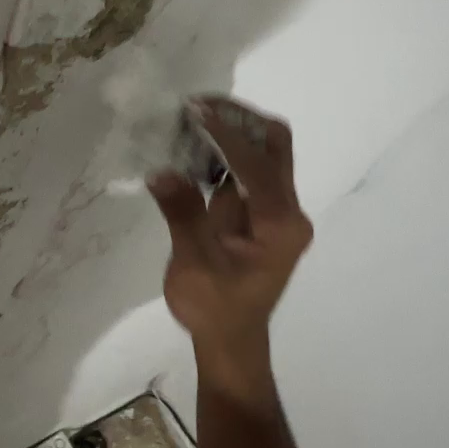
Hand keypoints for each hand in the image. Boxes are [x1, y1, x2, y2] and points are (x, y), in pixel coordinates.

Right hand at [148, 97, 312, 402]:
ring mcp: (276, 211)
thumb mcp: (193, 264)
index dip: (226, 132)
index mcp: (280, 223)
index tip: (193, 109)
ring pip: (263, 153)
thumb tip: (161, 170)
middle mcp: (287, 210)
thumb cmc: (214, 309)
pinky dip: (223, 152)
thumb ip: (182, 214)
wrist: (230, 341)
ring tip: (189, 118)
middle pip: (274, 144)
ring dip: (230, 132)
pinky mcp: (260, 214)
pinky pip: (247, 170)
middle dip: (238, 119)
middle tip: (196, 106)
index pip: (256, 162)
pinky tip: (192, 145)